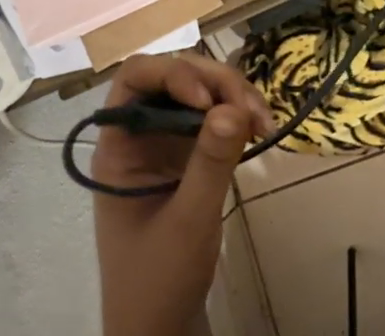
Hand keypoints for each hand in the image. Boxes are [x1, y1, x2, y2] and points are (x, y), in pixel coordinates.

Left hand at [91, 53, 274, 335]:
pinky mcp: (191, 156)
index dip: (173, 73)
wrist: (160, 325)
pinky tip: (263, 130)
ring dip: (236, 97)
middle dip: (217, 83)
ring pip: (202, 92)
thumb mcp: (187, 221)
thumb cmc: (158, 278)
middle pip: (176, 77)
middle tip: (252, 111)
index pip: (136, 79)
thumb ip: (209, 163)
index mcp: (119, 146)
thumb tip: (232, 107)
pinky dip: (242, 116)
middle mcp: (141, 135)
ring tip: (265, 123)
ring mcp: (167, 144)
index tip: (208, 99)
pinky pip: (217, 117)